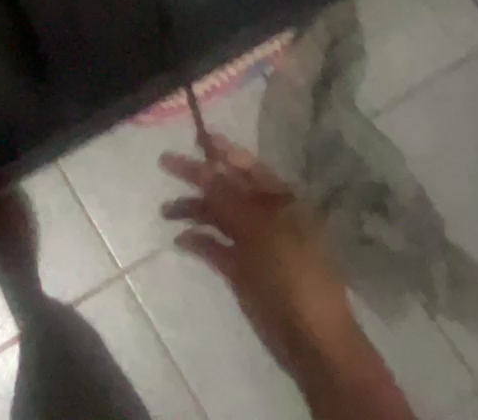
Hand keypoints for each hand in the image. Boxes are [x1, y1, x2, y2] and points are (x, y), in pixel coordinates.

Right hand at [159, 135, 353, 366]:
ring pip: (218, 216)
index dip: (223, 152)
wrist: (312, 339)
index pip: (248, 168)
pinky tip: (180, 240)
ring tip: (166, 211)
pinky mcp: (242, 270)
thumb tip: (204, 167)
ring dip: (192, 209)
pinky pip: (215, 247)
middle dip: (198, 176)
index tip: (195, 137)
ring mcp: (255, 244)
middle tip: (166, 162)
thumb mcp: (261, 231)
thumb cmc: (292, 276)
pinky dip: (197, 240)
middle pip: (228, 189)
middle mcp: (268, 218)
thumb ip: (229, 199)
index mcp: (282, 204)